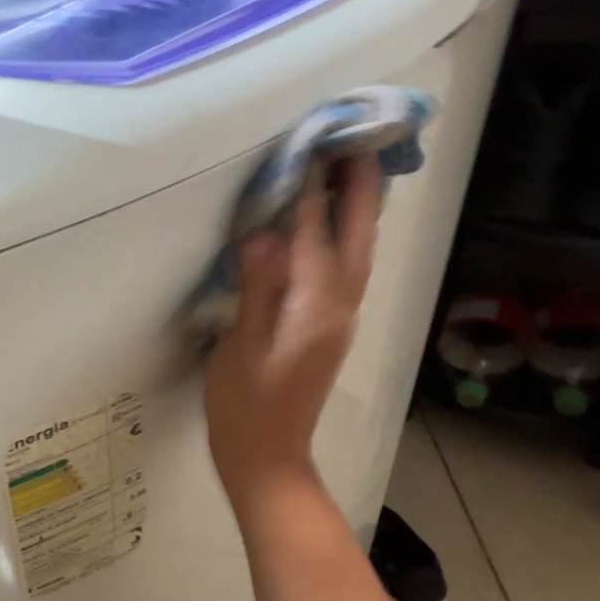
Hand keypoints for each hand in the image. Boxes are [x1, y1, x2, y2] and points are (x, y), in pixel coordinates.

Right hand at [205, 156, 381, 499]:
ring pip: (359, 254)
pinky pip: (347, 270)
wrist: (267, 455)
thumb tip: (262, 236)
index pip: (315, 237)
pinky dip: (348, 239)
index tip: (312, 148)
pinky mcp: (329, 329)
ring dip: (360, 212)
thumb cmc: (243, 404)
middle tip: (357, 145)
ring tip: (354, 173)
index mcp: (313, 309)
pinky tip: (336, 229)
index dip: (313, 193)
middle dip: (359, 192)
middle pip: (356, 239)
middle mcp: (338, 308)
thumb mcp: (239, 346)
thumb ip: (256, 288)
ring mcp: (339, 320)